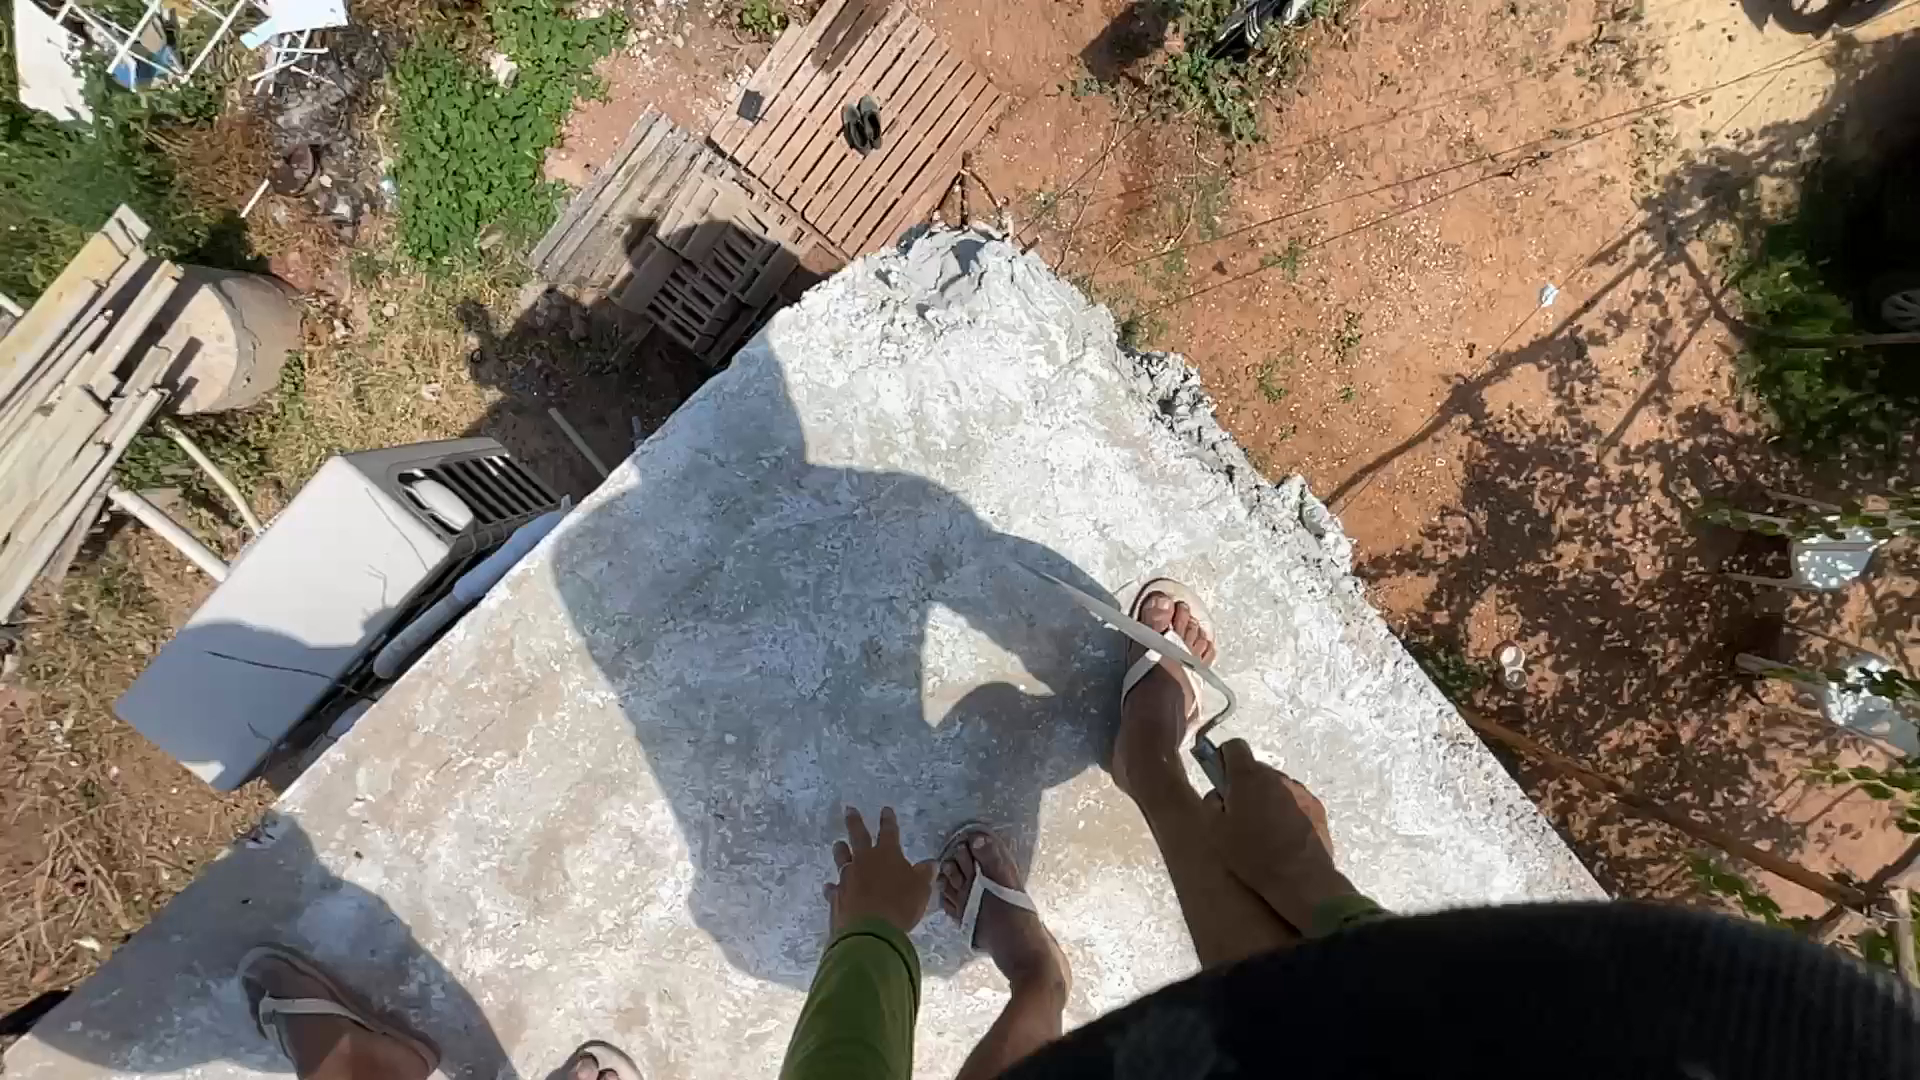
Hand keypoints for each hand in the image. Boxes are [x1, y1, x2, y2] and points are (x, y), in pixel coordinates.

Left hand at [824, 806, 936, 935]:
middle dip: (855, 821)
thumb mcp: (921, 889)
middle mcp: (865, 860)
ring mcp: (848, 877)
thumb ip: (924, 874)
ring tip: (838, 844)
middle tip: (849, 810)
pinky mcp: (837, 896)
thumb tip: (931, 863)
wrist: (870, 932)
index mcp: (887, 854)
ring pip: (842, 857)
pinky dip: (832, 887)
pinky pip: (833, 888)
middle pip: (858, 836)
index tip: (885, 810)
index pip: (889, 831)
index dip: (888, 820)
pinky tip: (829, 887)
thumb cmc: (900, 905)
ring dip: (840, 850)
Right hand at [1204, 739, 1355, 930]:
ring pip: (1275, 786)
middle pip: (1255, 769)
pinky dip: (1287, 811)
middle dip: (1246, 784)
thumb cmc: (1252, 854)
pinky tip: (1284, 836)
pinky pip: (1294, 801)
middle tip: (1241, 813)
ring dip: (1267, 798)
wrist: (1301, 881)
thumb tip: (1220, 793)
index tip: (1222, 778)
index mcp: (1247, 776)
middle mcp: (1275, 776)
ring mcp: (1300, 791)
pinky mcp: (1317, 808)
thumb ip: (1211, 802)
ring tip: (1265, 829)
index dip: (1224, 758)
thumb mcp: (1215, 831)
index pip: (1234, 746)